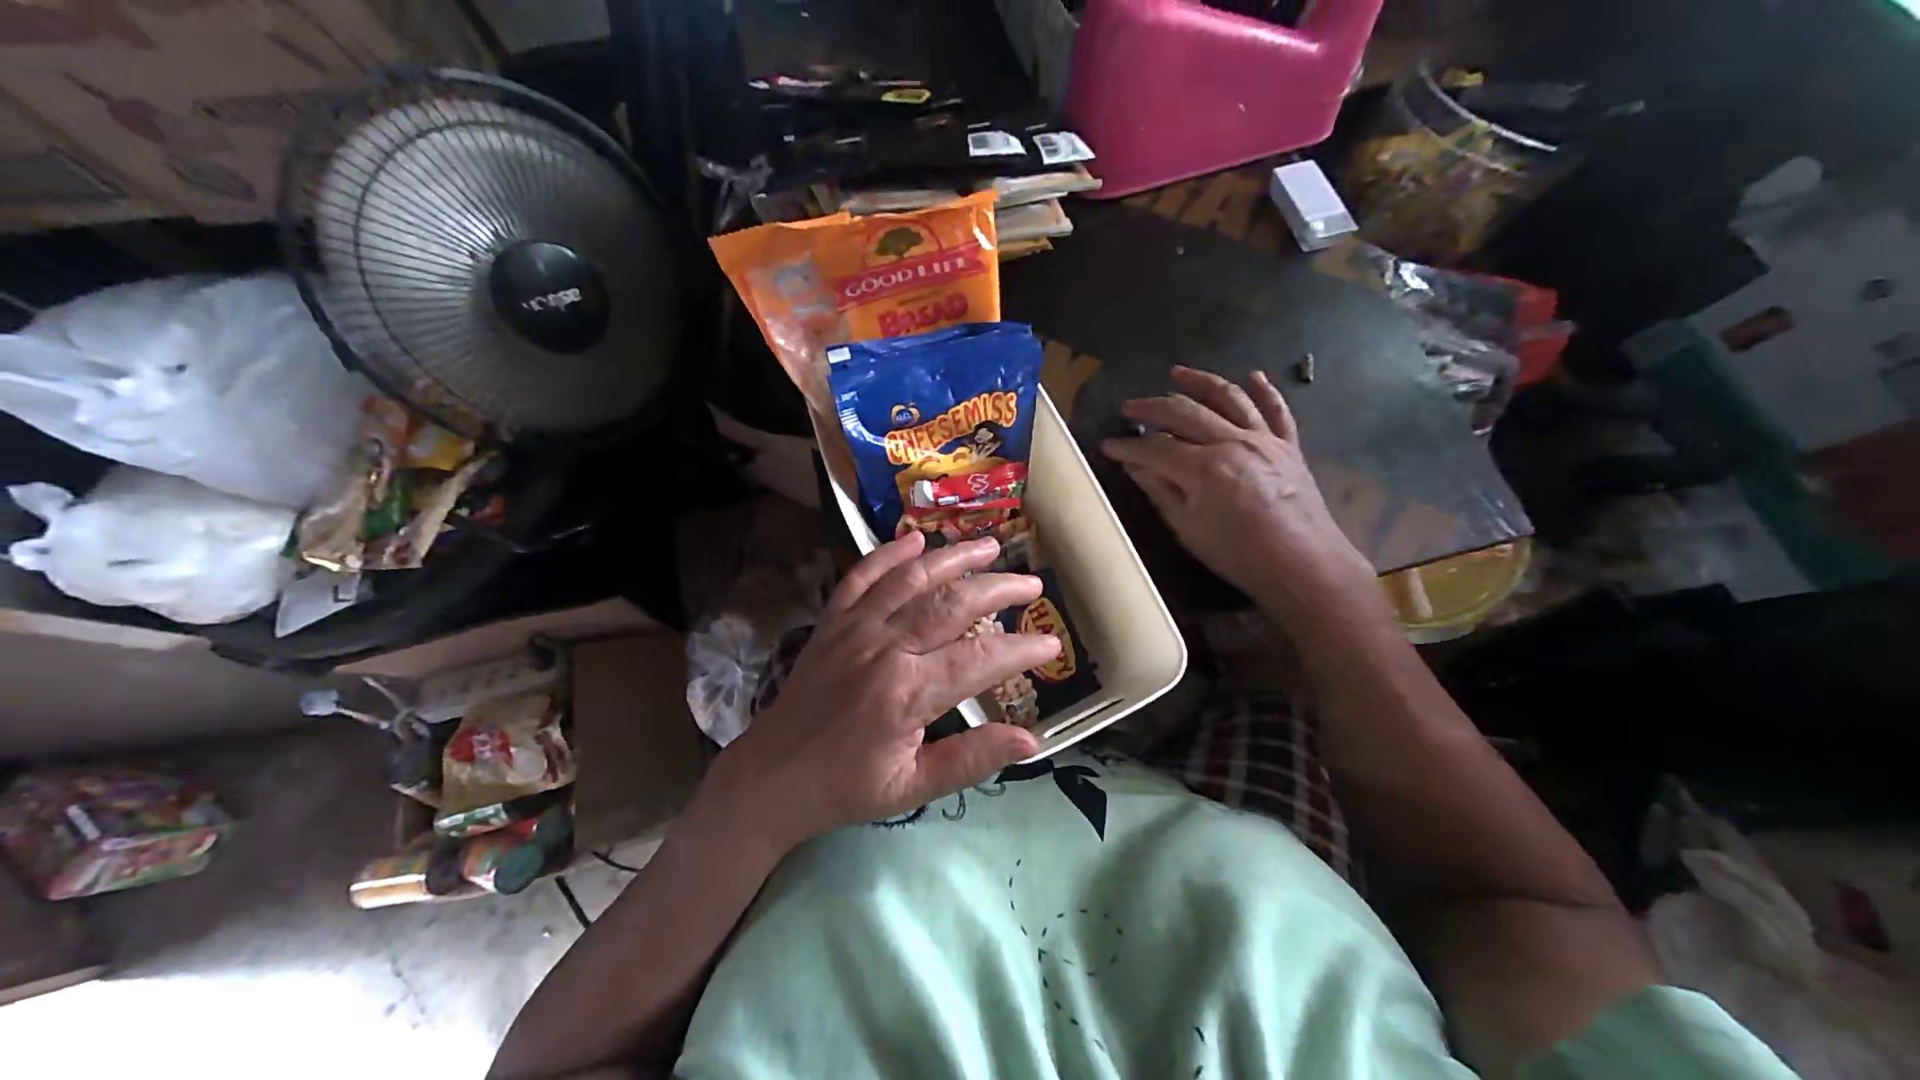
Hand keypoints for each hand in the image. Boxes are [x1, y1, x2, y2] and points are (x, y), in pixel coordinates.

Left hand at [695, 532, 1061, 854]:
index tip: (1052, 645)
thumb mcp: (912, 787)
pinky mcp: (832, 622)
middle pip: (952, 603)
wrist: (771, 777)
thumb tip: (1031, 741)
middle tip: (1033, 587)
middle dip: (999, 589)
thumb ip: (971, 760)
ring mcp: (854, 628)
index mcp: (907, 693)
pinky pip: (861, 577)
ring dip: (954, 558)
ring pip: (912, 579)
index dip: (1021, 649)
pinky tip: (915, 539)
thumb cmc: (846, 786)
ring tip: (991, 546)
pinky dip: (888, 553)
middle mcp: (883, 648)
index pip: (980, 659)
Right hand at [1101, 365, 1380, 622]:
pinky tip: (1253, 375)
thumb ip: (1160, 491)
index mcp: (1204, 468)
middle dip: (1152, 407)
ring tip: (1176, 373)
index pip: (1156, 448)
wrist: (1304, 566)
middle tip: (1129, 406)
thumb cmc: (1239, 555)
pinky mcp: (1288, 446)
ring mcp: (1264, 440)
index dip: (1128, 447)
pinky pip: (1276, 410)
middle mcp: (1233, 442)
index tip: (1108, 446)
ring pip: (1228, 398)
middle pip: (1185, 413)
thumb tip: (1135, 465)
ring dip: (1200, 382)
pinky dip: (1264, 391)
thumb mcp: (1188, 528)